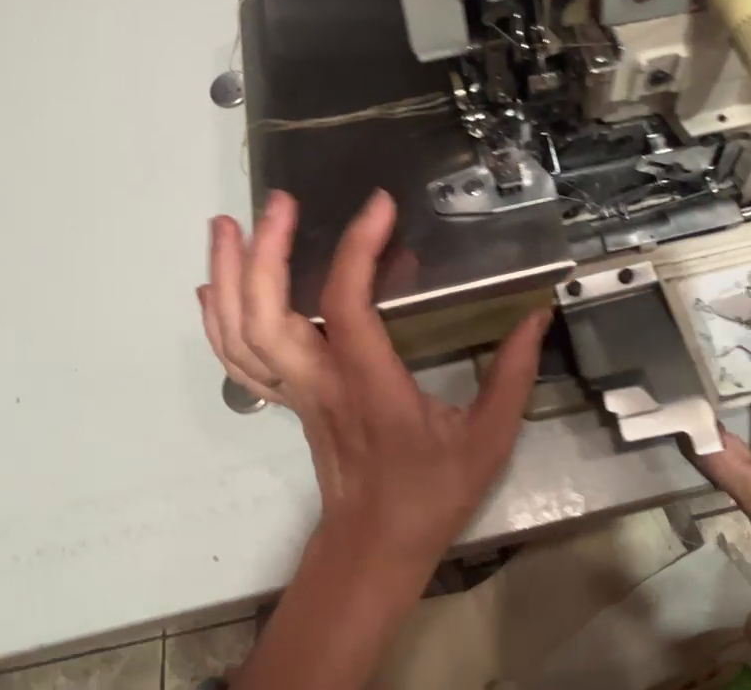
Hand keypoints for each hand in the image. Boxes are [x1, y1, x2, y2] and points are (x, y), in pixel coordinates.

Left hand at [199, 188, 550, 564]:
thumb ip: (512, 374)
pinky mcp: (287, 400)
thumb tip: (536, 315)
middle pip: (266, 314)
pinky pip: (237, 359)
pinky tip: (213, 285)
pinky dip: (217, 319)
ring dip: (227, 275)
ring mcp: (294, 392)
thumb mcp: (487, 438)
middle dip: (263, 252)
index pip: (346, 303)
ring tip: (226, 225)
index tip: (379, 204)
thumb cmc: (430, 493)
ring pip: (239, 333)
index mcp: (367, 383)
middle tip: (278, 202)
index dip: (357, 247)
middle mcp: (318, 382)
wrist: (375, 548)